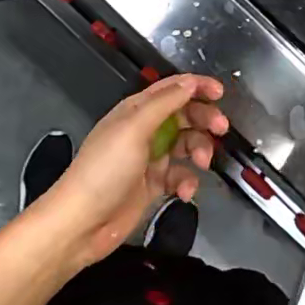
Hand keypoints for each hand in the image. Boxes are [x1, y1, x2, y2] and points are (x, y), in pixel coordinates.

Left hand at [33, 74, 228, 267]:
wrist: (82, 222)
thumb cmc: (106, 169)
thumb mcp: (134, 129)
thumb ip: (164, 103)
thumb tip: (190, 82)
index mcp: (136, 110)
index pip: (171, 89)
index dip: (196, 86)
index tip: (221, 92)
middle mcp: (144, 129)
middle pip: (183, 115)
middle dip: (204, 119)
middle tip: (221, 129)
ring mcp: (149, 158)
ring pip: (185, 144)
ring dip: (199, 150)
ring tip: (201, 164)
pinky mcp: (153, 184)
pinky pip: (179, 175)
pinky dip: (187, 181)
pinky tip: (185, 192)